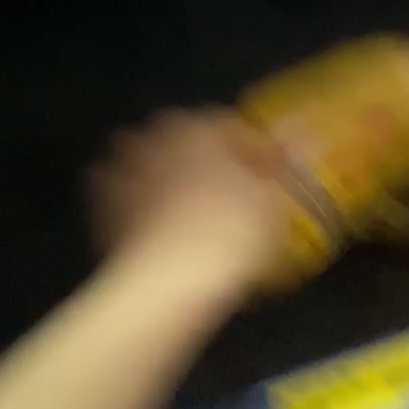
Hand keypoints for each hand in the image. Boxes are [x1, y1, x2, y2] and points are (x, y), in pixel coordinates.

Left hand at [89, 109, 290, 304]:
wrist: (168, 283)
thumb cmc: (231, 232)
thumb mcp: (276, 197)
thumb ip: (286, 160)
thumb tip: (304, 130)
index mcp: (197, 127)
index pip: (233, 125)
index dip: (257, 148)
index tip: (275, 171)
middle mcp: (154, 138)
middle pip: (188, 140)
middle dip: (209, 157)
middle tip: (238, 187)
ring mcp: (122, 171)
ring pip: (156, 164)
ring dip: (174, 176)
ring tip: (201, 206)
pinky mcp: (104, 208)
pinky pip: (133, 196)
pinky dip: (149, 203)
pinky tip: (170, 226)